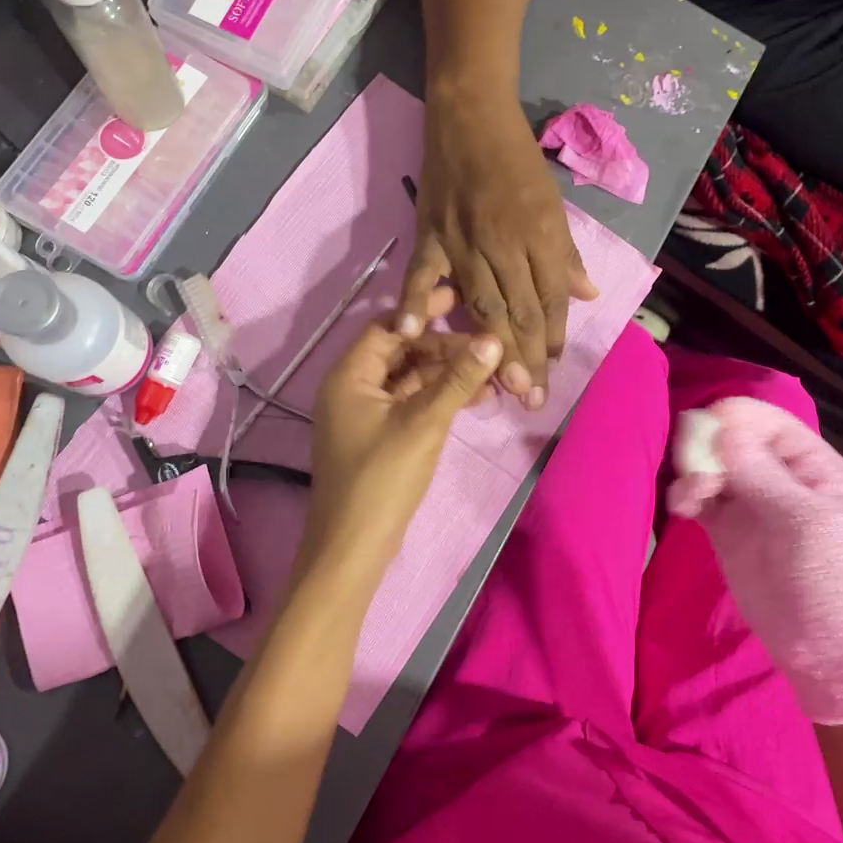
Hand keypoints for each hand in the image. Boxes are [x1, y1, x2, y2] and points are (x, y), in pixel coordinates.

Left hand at [304, 292, 503, 572]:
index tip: (461, 297)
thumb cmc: (382, 478)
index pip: (390, 326)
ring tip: (491, 369)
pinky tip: (474, 397)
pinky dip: (438, 397)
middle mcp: (352, 387)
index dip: (424, 310)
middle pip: (402, 351)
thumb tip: (492, 338)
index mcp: (350, 375)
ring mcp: (365, 414)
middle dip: (444, 347)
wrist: (353, 545)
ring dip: (446, 373)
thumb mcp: (424, 423)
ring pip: (410, 379)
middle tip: (488, 341)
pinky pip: (410, 403)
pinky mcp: (379, 436)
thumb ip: (458, 379)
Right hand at [399, 87, 598, 410]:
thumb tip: (586, 294)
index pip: (551, 297)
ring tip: (500, 389)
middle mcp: (505, 244)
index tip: (553, 370)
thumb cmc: (518, 159)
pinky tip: (409, 335)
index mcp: (539, 234)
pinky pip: (420, 275)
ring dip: (492, 350)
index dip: (554, 337)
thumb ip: (565, 252)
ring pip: (481, 305)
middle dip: (528, 359)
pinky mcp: (429, 234)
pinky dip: (412, 303)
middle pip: (520, 311)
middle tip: (530, 400)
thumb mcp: (553, 201)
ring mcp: (463, 241)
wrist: (471, 115)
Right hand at [668, 397, 842, 725]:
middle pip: (736, 442)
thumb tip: (722, 428)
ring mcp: (754, 508)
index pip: (771, 423)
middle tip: (691, 464)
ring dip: (695, 472)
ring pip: (715, 470)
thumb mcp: (808, 524)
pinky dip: (688, 497)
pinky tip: (681, 507)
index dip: (737, 417)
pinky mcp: (730, 536)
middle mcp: (782, 480)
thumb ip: (763, 475)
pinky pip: (703, 502)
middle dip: (709, 445)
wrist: (838, 660)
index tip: (704, 423)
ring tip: (689, 496)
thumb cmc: (839, 585)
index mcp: (816, 469)